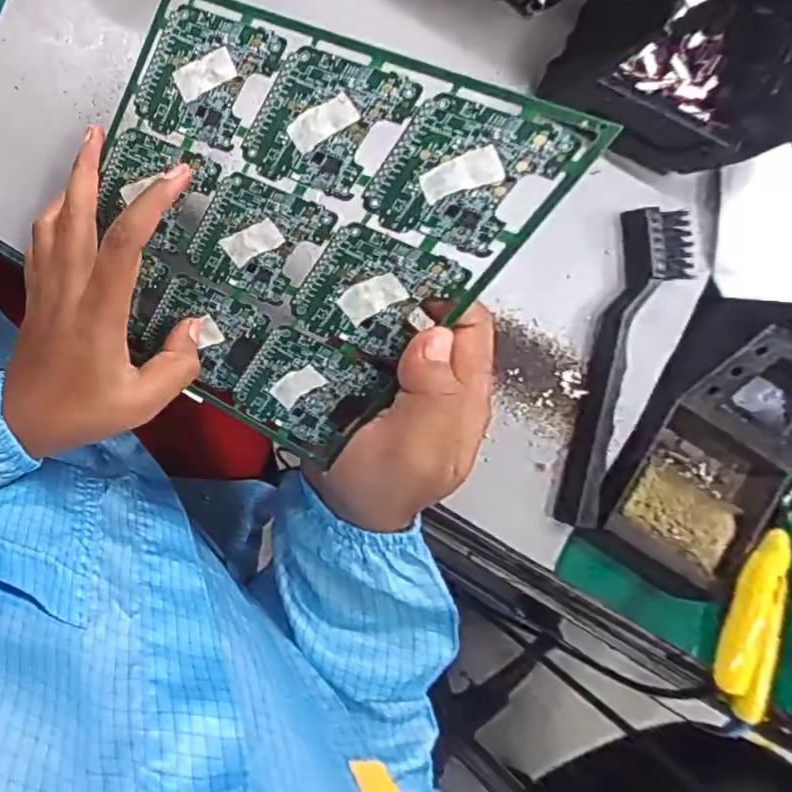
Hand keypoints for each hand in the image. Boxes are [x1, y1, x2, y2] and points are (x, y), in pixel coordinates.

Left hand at [3, 125, 203, 458]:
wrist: (19, 422)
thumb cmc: (79, 413)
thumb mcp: (140, 403)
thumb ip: (175, 366)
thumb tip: (194, 327)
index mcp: (98, 312)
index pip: (124, 244)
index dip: (149, 203)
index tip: (176, 174)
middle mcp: (68, 290)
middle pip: (73, 216)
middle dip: (85, 169)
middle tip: (95, 133)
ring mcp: (45, 290)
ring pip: (49, 226)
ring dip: (67, 189)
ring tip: (84, 164)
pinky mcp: (33, 296)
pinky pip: (38, 246)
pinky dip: (51, 219)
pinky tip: (63, 213)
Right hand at [307, 302, 494, 531]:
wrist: (338, 510)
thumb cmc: (381, 487)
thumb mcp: (416, 448)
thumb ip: (434, 397)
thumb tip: (437, 337)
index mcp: (460, 396)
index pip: (471, 329)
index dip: (447, 299)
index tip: (407, 281)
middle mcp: (432, 383)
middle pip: (425, 324)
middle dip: (398, 301)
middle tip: (360, 287)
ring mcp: (395, 385)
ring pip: (388, 335)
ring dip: (364, 316)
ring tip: (334, 301)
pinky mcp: (362, 388)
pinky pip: (356, 352)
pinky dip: (341, 337)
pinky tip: (320, 330)